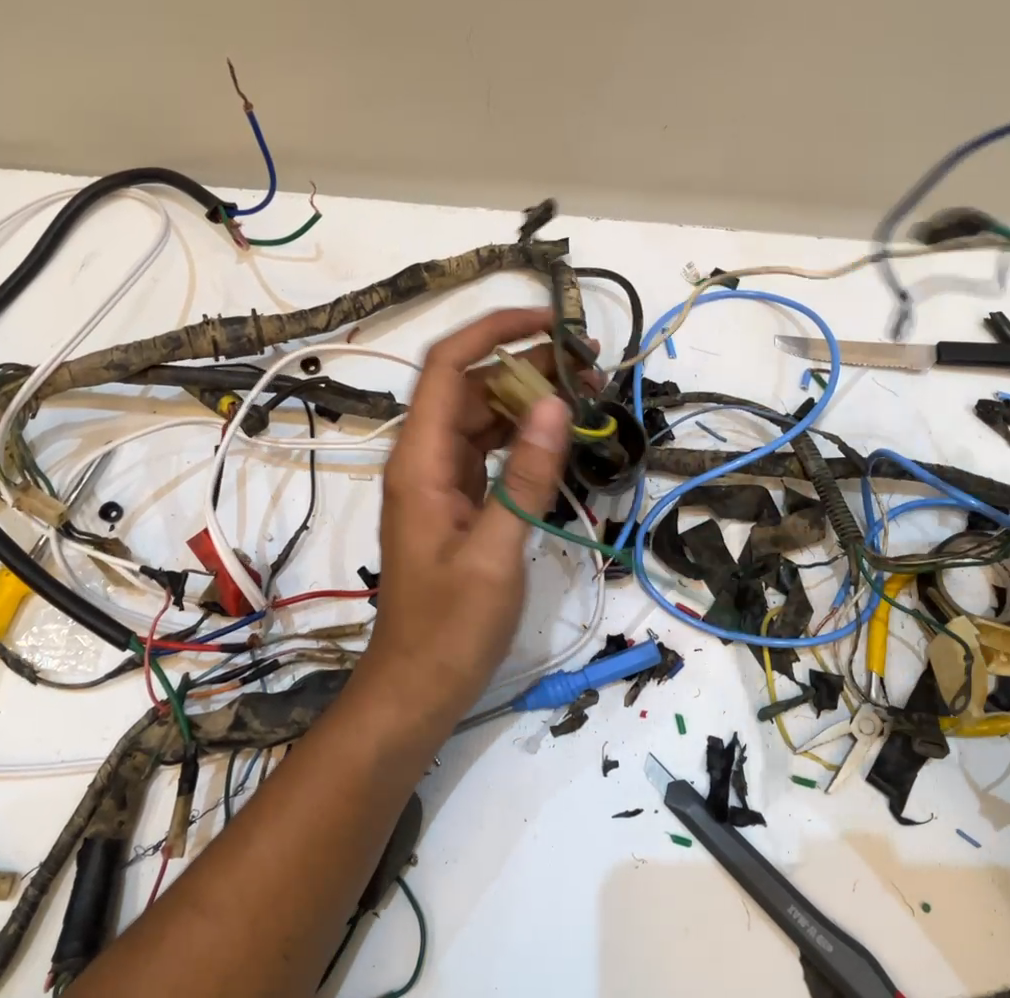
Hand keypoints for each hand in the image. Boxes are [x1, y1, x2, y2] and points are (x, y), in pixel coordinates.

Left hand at [361, 309, 585, 719]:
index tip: (552, 321)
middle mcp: (424, 460)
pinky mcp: (455, 504)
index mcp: (420, 461)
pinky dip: (524, 440)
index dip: (494, 330)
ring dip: (530, 404)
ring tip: (588, 400)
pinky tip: (562, 442)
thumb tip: (557, 405)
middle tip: (593, 372)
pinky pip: (489, 453)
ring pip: (483, 419)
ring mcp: (439, 482)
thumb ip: (526, 477)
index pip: (448, 367)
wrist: (417, 687)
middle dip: (527, 368)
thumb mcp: (496, 553)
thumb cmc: (450, 629)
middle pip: (472, 389)